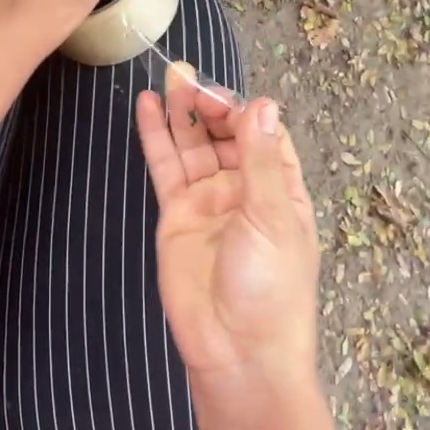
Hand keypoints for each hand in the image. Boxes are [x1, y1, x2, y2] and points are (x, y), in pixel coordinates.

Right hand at [135, 64, 332, 429]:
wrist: (235, 352)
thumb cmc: (270, 287)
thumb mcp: (273, 218)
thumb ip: (260, 160)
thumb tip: (263, 103)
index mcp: (280, 190)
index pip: (263, 134)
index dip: (243, 110)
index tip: (222, 96)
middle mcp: (243, 188)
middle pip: (224, 133)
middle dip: (209, 105)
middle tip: (187, 79)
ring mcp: (207, 199)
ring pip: (193, 143)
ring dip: (182, 111)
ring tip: (169, 77)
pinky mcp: (176, 213)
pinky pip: (166, 166)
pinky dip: (157, 135)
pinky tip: (149, 105)